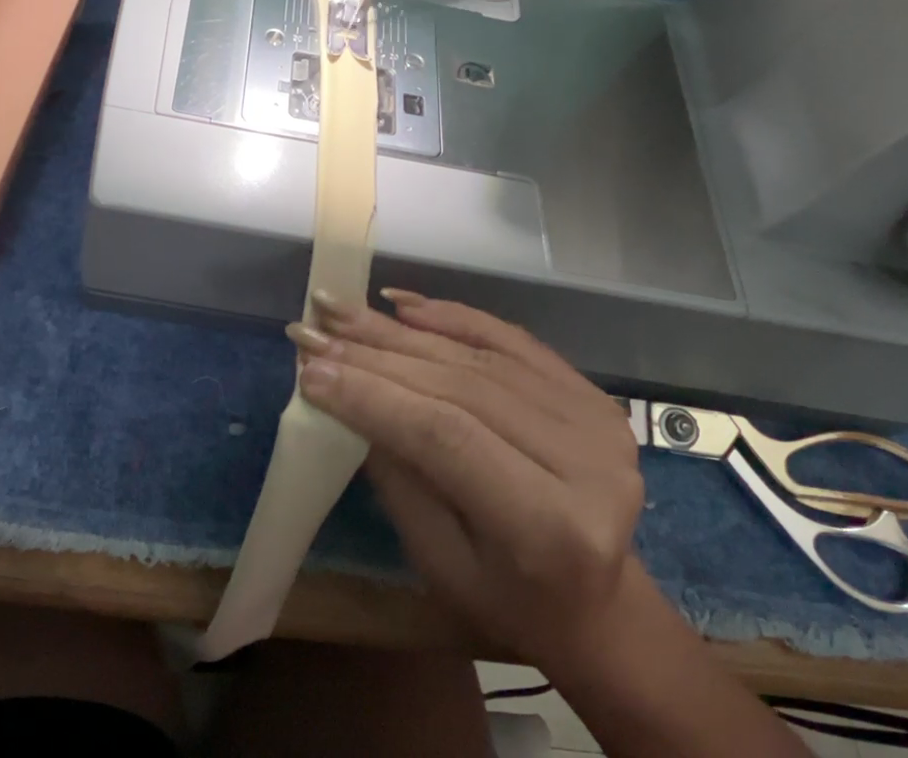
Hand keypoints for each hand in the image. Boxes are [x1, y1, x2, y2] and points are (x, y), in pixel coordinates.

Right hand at [286, 289, 645, 665]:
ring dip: (401, 330)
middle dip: (376, 356)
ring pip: (480, 358)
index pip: (446, 436)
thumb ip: (397, 475)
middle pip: (462, 388)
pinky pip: (512, 341)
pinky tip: (400, 304)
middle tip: (312, 331)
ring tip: (341, 312)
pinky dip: (453, 316)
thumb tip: (341, 391)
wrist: (597, 603)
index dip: (374, 397)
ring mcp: (598, 421)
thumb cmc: (506, 599)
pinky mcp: (594, 396)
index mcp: (550, 526)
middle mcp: (588, 463)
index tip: (309, 371)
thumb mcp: (437, 559)